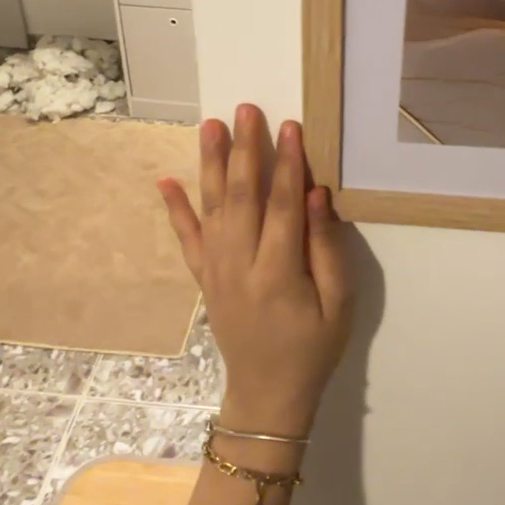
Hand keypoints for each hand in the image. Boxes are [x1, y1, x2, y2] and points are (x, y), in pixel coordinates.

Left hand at [157, 105, 353, 439]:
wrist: (268, 395)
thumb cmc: (313, 348)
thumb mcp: (339, 305)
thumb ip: (326, 248)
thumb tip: (317, 194)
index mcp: (279, 272)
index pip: (284, 205)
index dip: (288, 163)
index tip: (289, 126)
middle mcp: (240, 264)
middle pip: (242, 196)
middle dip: (244, 149)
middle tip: (246, 109)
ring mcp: (216, 270)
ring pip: (211, 207)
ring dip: (210, 163)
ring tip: (210, 125)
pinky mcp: (204, 277)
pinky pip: (187, 237)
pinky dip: (175, 208)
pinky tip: (166, 179)